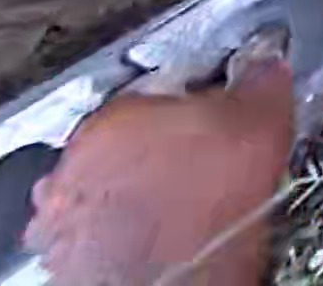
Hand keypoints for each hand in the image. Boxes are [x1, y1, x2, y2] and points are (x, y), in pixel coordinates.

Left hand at [24, 37, 293, 285]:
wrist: (183, 267)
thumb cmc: (215, 184)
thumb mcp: (264, 107)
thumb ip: (261, 73)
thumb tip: (265, 58)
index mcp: (114, 114)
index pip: (162, 83)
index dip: (202, 88)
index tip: (225, 98)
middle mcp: (70, 163)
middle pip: (130, 132)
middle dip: (166, 134)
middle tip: (211, 140)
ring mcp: (58, 217)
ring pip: (113, 178)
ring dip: (145, 176)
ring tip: (195, 182)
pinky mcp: (63, 258)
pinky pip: (104, 219)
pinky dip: (133, 214)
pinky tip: (173, 215)